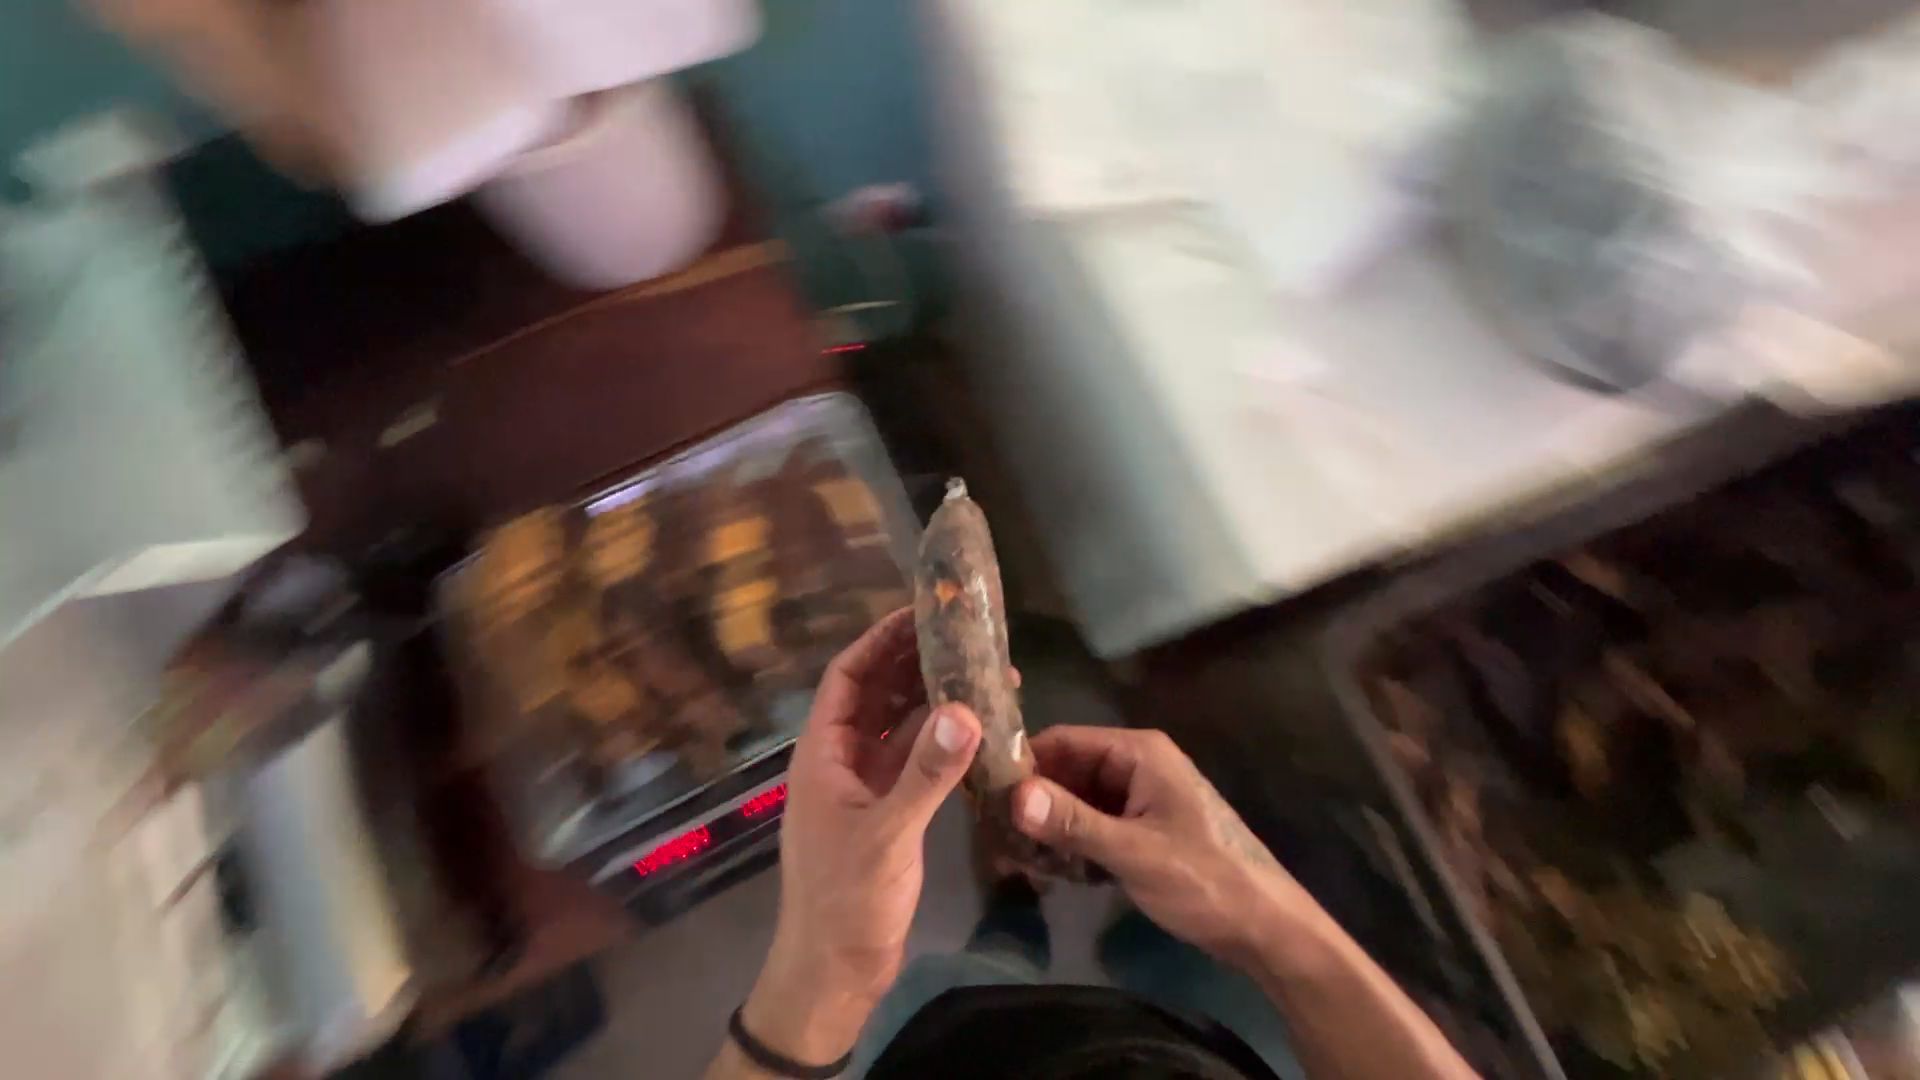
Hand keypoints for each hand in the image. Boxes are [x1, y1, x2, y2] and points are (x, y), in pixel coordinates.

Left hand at [743, 609, 981, 1063]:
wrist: (835, 970)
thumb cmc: (846, 898)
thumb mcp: (886, 833)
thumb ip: (926, 773)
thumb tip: (966, 709)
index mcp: (823, 752)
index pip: (847, 677)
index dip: (879, 641)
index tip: (918, 613)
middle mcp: (842, 758)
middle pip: (876, 693)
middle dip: (912, 662)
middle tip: (960, 635)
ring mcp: (866, 784)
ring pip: (900, 725)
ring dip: (934, 699)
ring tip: (981, 672)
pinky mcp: (890, 808)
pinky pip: (916, 760)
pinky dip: (943, 740)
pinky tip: (978, 727)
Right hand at [1011, 727, 1322, 969]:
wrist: (1266, 929)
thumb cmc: (1204, 879)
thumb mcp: (1134, 851)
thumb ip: (1074, 823)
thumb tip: (1013, 795)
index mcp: (1139, 753)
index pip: (1066, 740)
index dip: (1025, 760)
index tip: (982, 789)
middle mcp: (1136, 765)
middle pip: (1068, 769)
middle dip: (1032, 798)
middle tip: (988, 830)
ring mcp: (1139, 798)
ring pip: (1077, 800)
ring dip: (1048, 823)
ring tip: (1006, 852)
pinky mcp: (1140, 829)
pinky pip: (1093, 824)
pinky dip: (1070, 842)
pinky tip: (1044, 867)